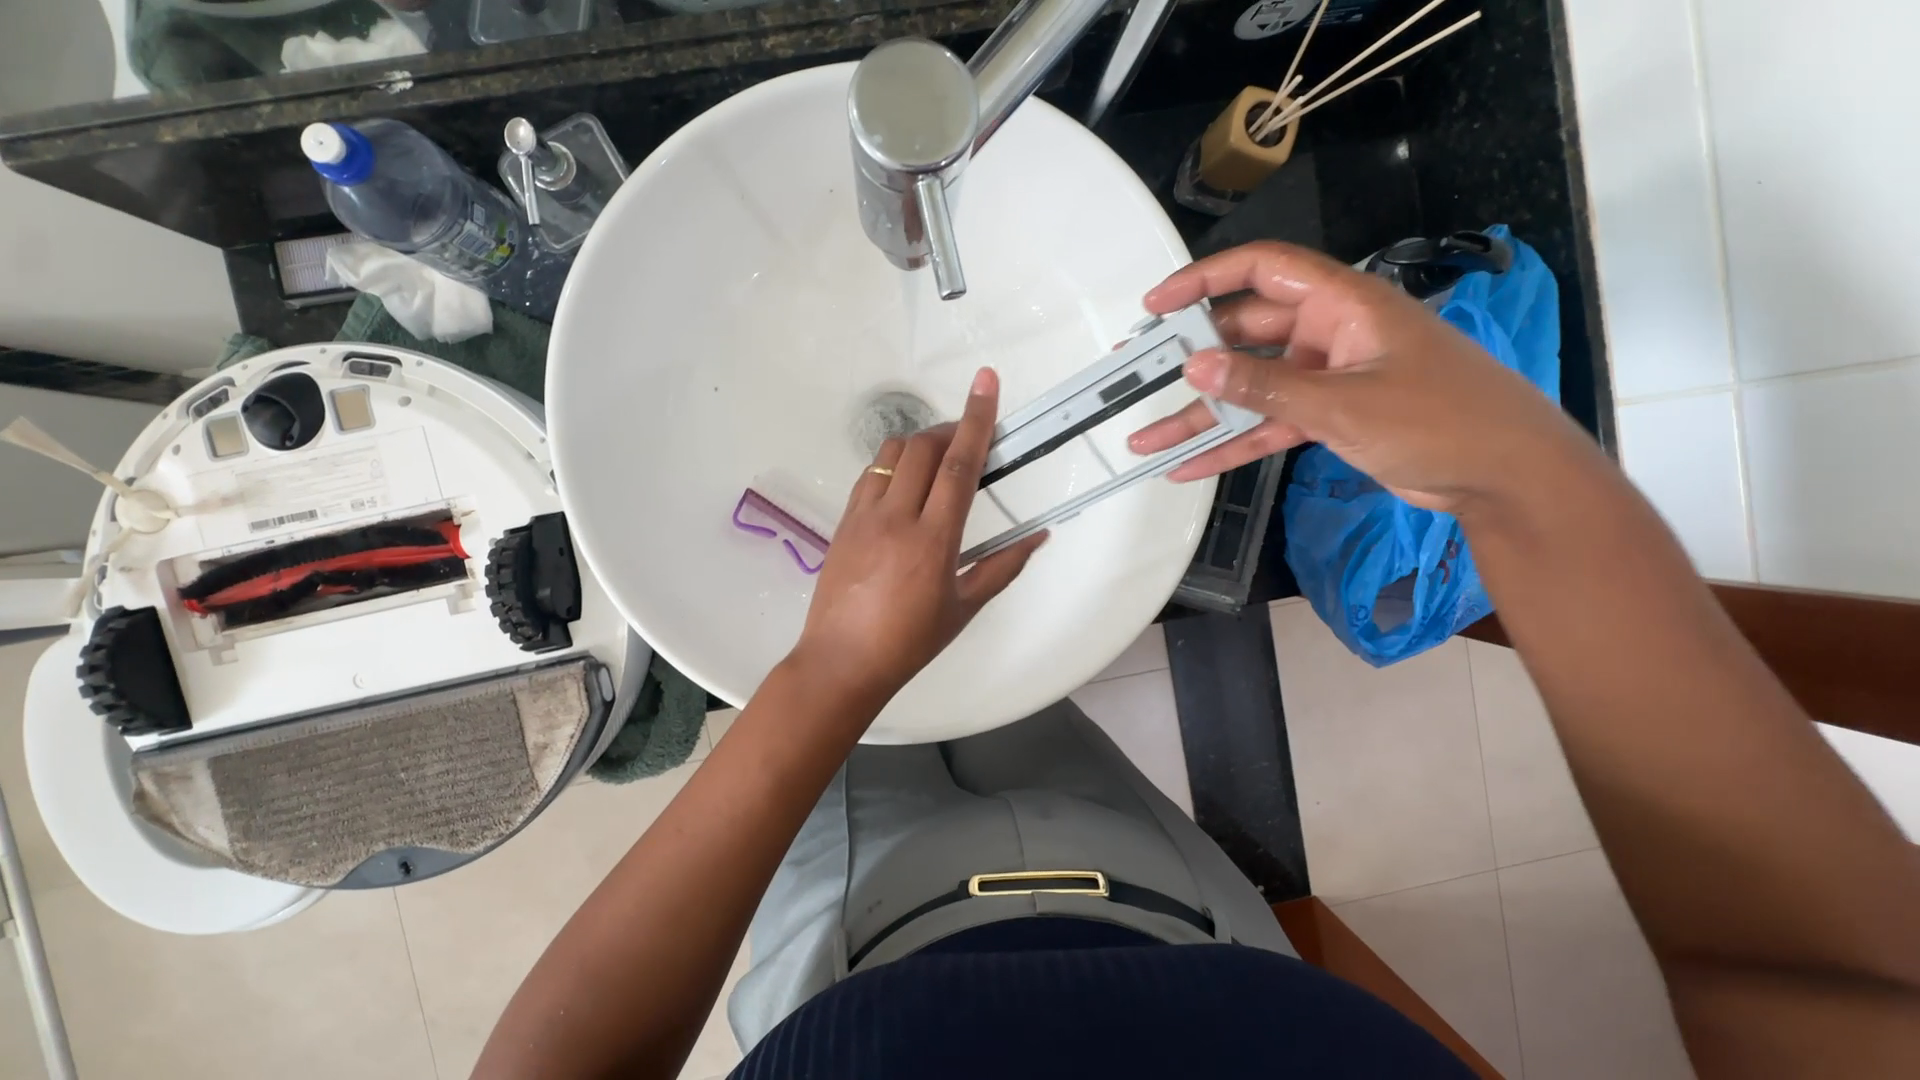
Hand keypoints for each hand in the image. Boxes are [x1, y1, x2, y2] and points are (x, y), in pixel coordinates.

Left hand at [791, 367, 1046, 700]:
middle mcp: (896, 518)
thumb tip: (1039, 536)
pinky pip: (869, 476)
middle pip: (923, 448)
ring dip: (919, 444)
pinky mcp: (843, 522)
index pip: (958, 465)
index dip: (976, 420)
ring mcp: (863, 517)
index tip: (986, 383)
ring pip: (891, 455)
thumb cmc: (909, 642)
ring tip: (937, 459)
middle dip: (949, 430)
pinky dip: (892, 466)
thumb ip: (1003, 567)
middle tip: (968, 438)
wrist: (841, 661)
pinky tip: (904, 485)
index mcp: (933, 540)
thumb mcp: (964, 608)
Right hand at [1127, 242, 1598, 515]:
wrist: (1506, 476)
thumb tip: (1195, 367)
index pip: (1262, 272)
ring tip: (1146, 441)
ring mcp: (1328, 378)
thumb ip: (1264, 387)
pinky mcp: (1331, 418)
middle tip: (1136, 380)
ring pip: (1249, 391)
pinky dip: (1234, 446)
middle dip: (1190, 363)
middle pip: (1244, 338)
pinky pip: (1269, 427)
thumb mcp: (1343, 403)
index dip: (1203, 280)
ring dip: (1202, 418)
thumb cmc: (1441, 420)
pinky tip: (1190, 466)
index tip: (1155, 306)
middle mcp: (1329, 334)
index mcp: (1342, 304)